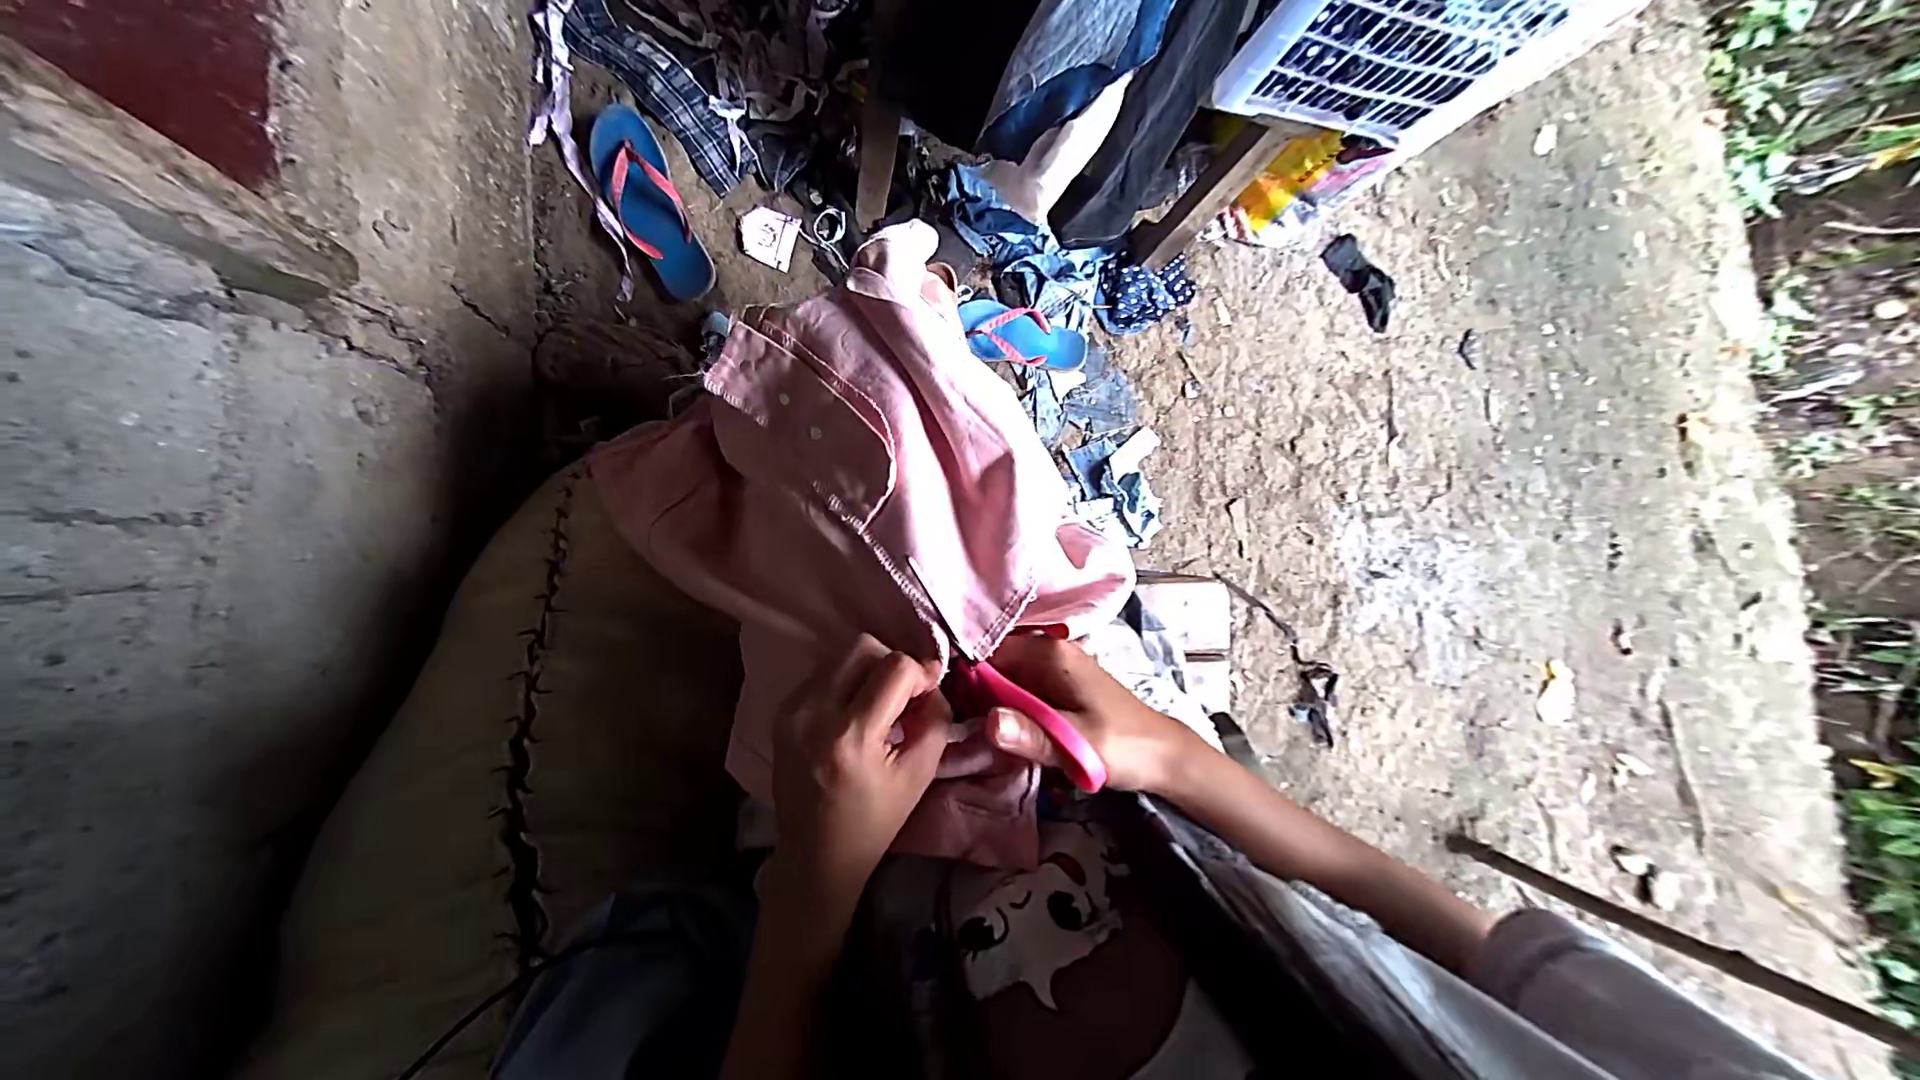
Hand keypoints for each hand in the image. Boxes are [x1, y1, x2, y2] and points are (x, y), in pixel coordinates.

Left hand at [771, 635, 950, 908]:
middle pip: (863, 646)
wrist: (814, 856)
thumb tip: (931, 680)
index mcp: (852, 736)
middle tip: (904, 695)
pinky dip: (846, 683)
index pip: (896, 667)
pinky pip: (824, 673)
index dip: (921, 672)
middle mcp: (815, 713)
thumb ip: (935, 718)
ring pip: (842, 656)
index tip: (928, 693)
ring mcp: (792, 710)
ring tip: (878, 705)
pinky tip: (854, 713)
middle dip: (892, 663)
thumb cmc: (874, 821)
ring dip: (869, 671)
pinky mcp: (781, 711)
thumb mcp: (920, 774)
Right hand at [980, 633, 1211, 794]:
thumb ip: (1032, 735)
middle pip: (994, 663)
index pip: (988, 652)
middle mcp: (1050, 651)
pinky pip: (1021, 688)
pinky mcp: (1059, 685)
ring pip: (1005, 677)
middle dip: (975, 692)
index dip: (965, 678)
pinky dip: (1009, 706)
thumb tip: (988, 722)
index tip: (949, 707)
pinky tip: (1004, 729)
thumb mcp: (1076, 744)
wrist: (1166, 757)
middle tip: (962, 726)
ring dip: (991, 702)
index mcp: (1050, 653)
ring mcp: (1055, 667)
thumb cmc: (1124, 746)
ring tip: (977, 730)